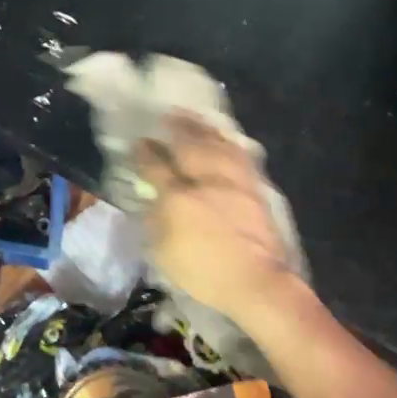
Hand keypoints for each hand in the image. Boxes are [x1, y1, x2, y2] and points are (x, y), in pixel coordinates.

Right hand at [133, 111, 308, 332]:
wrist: (257, 283)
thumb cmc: (204, 272)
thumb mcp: (164, 252)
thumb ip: (155, 221)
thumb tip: (152, 200)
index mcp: (177, 196)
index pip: (156, 166)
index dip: (145, 152)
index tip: (138, 141)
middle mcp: (205, 181)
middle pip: (189, 145)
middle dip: (177, 129)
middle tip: (167, 115)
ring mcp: (233, 182)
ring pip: (216, 145)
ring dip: (203, 129)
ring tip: (193, 117)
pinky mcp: (254, 190)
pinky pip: (239, 156)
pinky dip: (230, 144)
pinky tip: (226, 138)